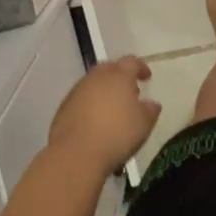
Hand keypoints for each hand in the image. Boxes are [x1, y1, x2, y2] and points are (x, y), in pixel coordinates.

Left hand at [48, 57, 161, 176]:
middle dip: (120, 76)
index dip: (140, 67)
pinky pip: (81, 99)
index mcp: (118, 76)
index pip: (131, 62)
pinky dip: (90, 104)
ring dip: (103, 90)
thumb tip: (152, 103)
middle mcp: (96, 77)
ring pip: (93, 83)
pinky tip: (95, 121)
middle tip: (129, 91)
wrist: (77, 153)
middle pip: (109, 68)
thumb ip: (149, 111)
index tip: (147, 77)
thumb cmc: (117, 135)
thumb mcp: (143, 125)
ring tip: (112, 108)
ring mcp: (77, 91)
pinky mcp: (64, 107)